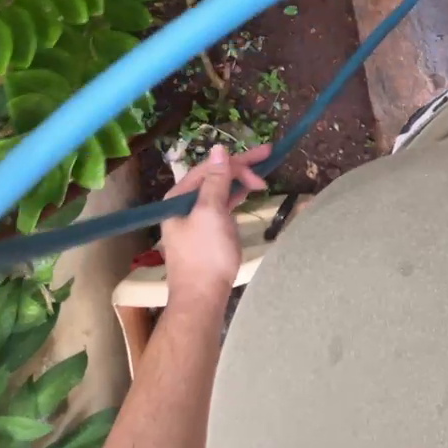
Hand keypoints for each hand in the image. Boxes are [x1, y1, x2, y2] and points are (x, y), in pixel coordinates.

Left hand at [159, 143, 271, 310]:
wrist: (201, 298)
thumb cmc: (206, 254)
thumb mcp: (212, 212)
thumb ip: (216, 180)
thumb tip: (218, 148)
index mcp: (178, 197)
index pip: (210, 167)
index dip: (237, 161)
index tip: (263, 159)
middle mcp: (182, 204)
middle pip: (214, 176)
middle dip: (241, 167)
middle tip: (269, 155)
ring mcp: (193, 219)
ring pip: (219, 190)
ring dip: (240, 181)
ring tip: (262, 178)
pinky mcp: (205, 231)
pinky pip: (221, 204)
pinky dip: (235, 196)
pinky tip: (247, 192)